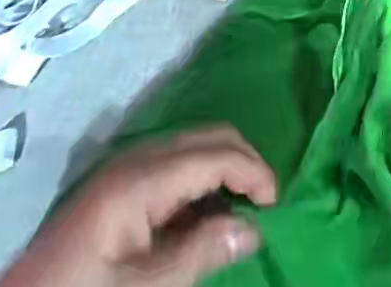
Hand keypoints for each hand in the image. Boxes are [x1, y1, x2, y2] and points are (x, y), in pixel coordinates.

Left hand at [0, 125, 277, 286]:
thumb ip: (198, 254)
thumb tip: (252, 228)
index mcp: (142, 179)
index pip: (217, 153)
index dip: (254, 172)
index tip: (275, 205)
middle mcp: (136, 159)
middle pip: (208, 137)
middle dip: (243, 162)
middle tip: (262, 202)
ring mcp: (123, 169)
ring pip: (194, 146)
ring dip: (223, 169)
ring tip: (239, 209)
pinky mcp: (116, 187)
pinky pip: (174, 164)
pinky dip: (200, 179)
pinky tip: (204, 214)